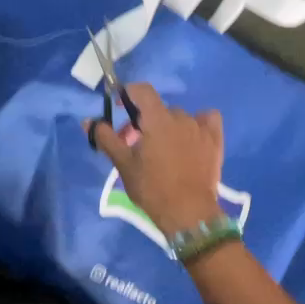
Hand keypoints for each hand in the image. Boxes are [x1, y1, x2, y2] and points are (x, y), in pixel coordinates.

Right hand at [86, 84, 224, 235]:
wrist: (188, 212)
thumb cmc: (152, 188)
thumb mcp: (123, 164)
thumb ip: (106, 138)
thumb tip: (89, 121)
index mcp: (157, 119)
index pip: (142, 90)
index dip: (128, 94)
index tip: (120, 109)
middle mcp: (181, 117)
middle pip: (157, 109)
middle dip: (143, 122)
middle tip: (134, 145)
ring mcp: (201, 129)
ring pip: (178, 118)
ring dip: (166, 127)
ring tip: (161, 151)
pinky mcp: (215, 141)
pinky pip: (206, 120)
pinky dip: (197, 123)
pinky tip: (190, 138)